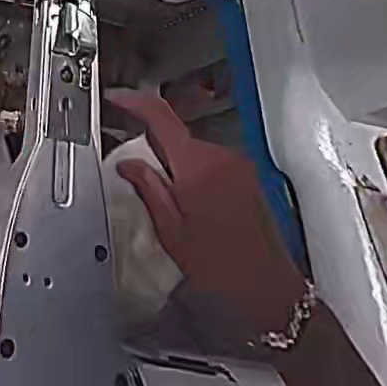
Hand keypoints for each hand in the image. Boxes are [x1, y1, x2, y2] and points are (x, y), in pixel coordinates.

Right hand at [109, 88, 306, 343]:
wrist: (269, 287)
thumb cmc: (220, 267)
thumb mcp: (171, 230)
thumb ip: (147, 187)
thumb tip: (127, 163)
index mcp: (196, 166)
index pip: (160, 116)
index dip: (134, 101)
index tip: (117, 97)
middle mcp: (219, 155)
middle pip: (175, 134)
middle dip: (154, 149)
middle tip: (140, 178)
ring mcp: (236, 161)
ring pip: (192, 148)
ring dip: (176, 164)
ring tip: (175, 205)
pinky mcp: (245, 171)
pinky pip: (209, 158)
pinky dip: (194, 171)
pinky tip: (195, 205)